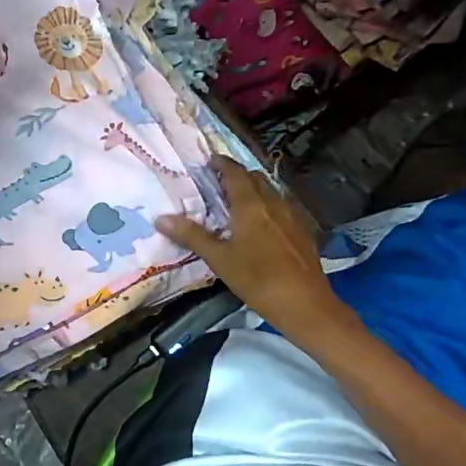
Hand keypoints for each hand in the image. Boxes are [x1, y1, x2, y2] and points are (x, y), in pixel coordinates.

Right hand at [157, 157, 351, 334]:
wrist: (304, 303)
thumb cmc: (256, 279)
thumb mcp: (219, 258)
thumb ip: (191, 235)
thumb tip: (161, 218)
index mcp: (250, 205)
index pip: (235, 173)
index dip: (222, 163)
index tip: (210, 161)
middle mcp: (273, 203)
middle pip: (255, 179)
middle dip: (238, 176)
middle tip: (220, 184)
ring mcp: (292, 216)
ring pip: (271, 192)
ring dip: (255, 190)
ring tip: (239, 203)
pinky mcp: (303, 232)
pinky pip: (283, 208)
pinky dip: (268, 207)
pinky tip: (263, 226)